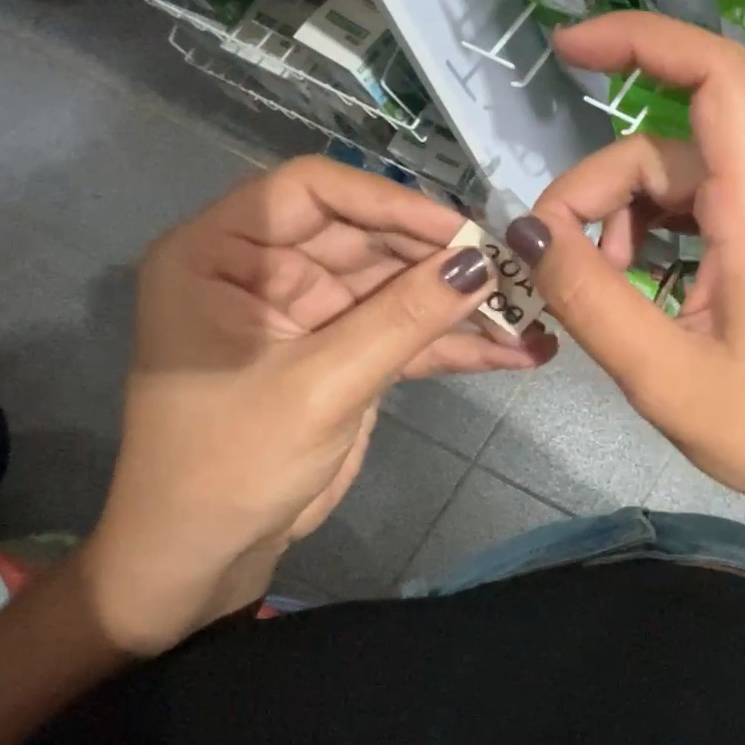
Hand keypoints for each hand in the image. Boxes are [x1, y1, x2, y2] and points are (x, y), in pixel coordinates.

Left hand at [83, 157, 555, 653]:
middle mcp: (269, 271)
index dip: (389, 203)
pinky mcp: (350, 356)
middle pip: (372, 240)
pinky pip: (413, 336)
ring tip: (535, 316)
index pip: (313, 192)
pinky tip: (521, 352)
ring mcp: (316, 315)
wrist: (210, 553)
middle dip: (444, 261)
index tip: (461, 234)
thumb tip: (484, 265)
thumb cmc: (232, 459)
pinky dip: (462, 346)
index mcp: (224, 255)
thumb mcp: (322, 383)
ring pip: (403, 290)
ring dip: (466, 306)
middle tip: (518, 275)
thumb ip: (405, 319)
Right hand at [504, 12, 744, 522]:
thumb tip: (525, 229)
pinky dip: (652, 242)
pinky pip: (699, 221)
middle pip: (669, 149)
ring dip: (621, 221)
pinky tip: (632, 290)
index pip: (718, 81)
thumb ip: (588, 298)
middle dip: (597, 190)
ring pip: (678, 186)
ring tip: (594, 288)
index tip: (569, 51)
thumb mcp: (662, 375)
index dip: (645, 40)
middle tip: (554, 264)